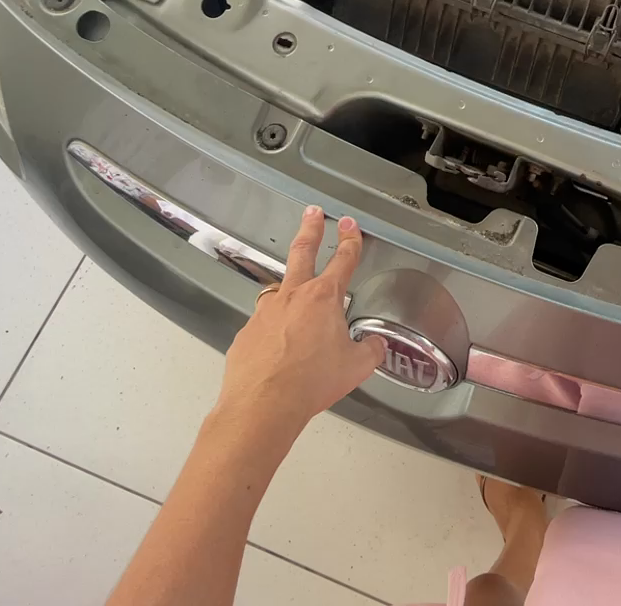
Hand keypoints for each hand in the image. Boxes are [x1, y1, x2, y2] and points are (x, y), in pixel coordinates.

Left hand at [210, 207, 385, 446]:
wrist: (261, 408)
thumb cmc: (313, 382)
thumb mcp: (357, 367)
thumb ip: (371, 350)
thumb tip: (375, 344)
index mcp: (324, 298)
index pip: (343, 259)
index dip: (350, 239)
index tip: (350, 223)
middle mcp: (293, 297)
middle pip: (302, 252)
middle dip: (310, 229)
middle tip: (313, 212)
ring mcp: (264, 314)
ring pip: (279, 292)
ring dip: (289, 290)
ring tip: (297, 303)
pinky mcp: (245, 335)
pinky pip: (264, 325)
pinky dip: (274, 330)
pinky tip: (279, 351)